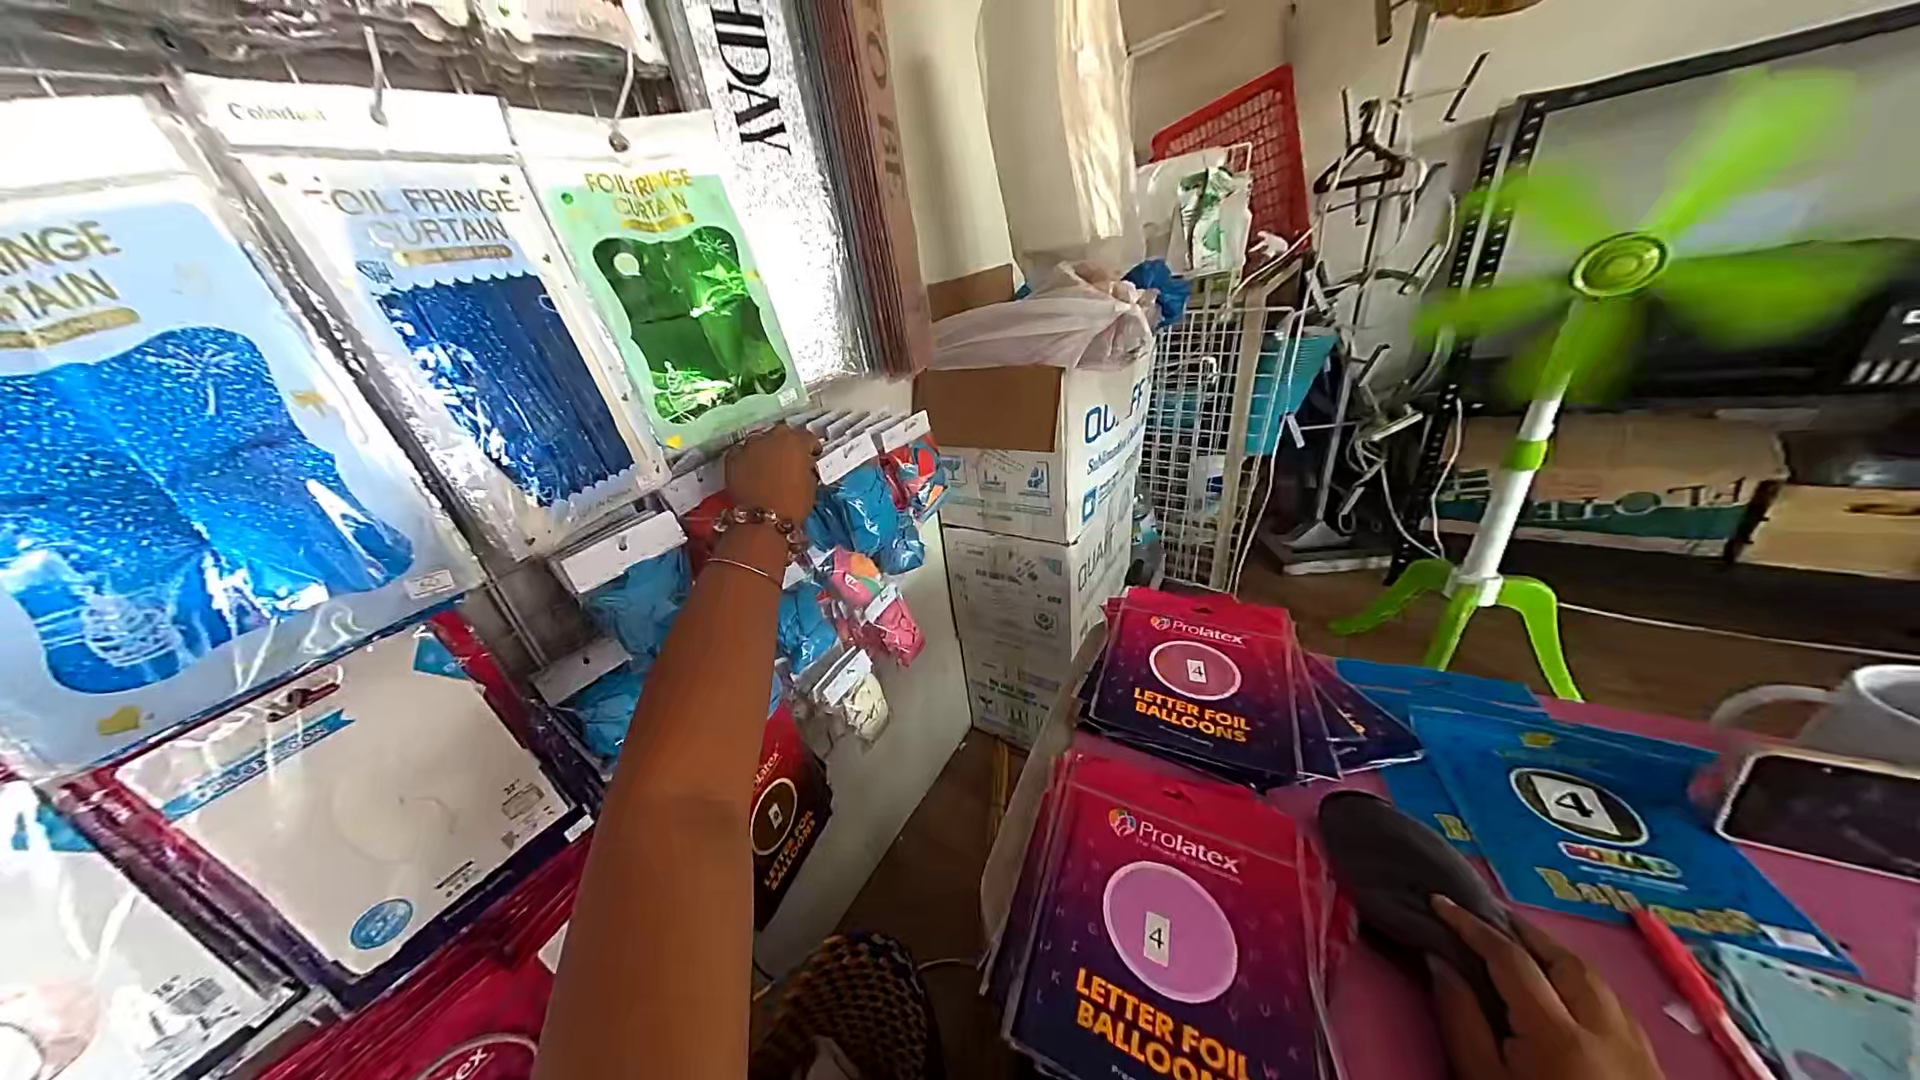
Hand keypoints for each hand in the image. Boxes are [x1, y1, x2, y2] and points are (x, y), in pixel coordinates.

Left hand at [725, 426, 821, 525]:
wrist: (762, 520)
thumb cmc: (793, 504)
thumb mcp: (811, 484)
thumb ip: (807, 468)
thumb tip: (803, 465)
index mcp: (796, 442)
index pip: (808, 437)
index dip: (811, 447)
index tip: (812, 455)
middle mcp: (772, 436)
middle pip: (782, 433)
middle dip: (787, 444)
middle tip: (790, 459)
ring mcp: (750, 445)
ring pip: (761, 440)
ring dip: (767, 449)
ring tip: (770, 464)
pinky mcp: (732, 457)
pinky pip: (743, 452)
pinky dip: (749, 457)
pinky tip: (752, 469)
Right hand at [1430, 896, 1665, 1079]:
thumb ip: (1460, 1017)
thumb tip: (1439, 959)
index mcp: (1559, 1035)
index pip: (1509, 958)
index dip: (1470, 924)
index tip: (1438, 902)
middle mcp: (1607, 1034)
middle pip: (1565, 961)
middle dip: (1521, 930)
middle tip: (1482, 912)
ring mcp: (1640, 1056)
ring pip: (1598, 982)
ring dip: (1554, 952)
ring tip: (1518, 940)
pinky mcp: (1655, 1074)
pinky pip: (1615, 1008)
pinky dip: (1581, 981)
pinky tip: (1561, 986)